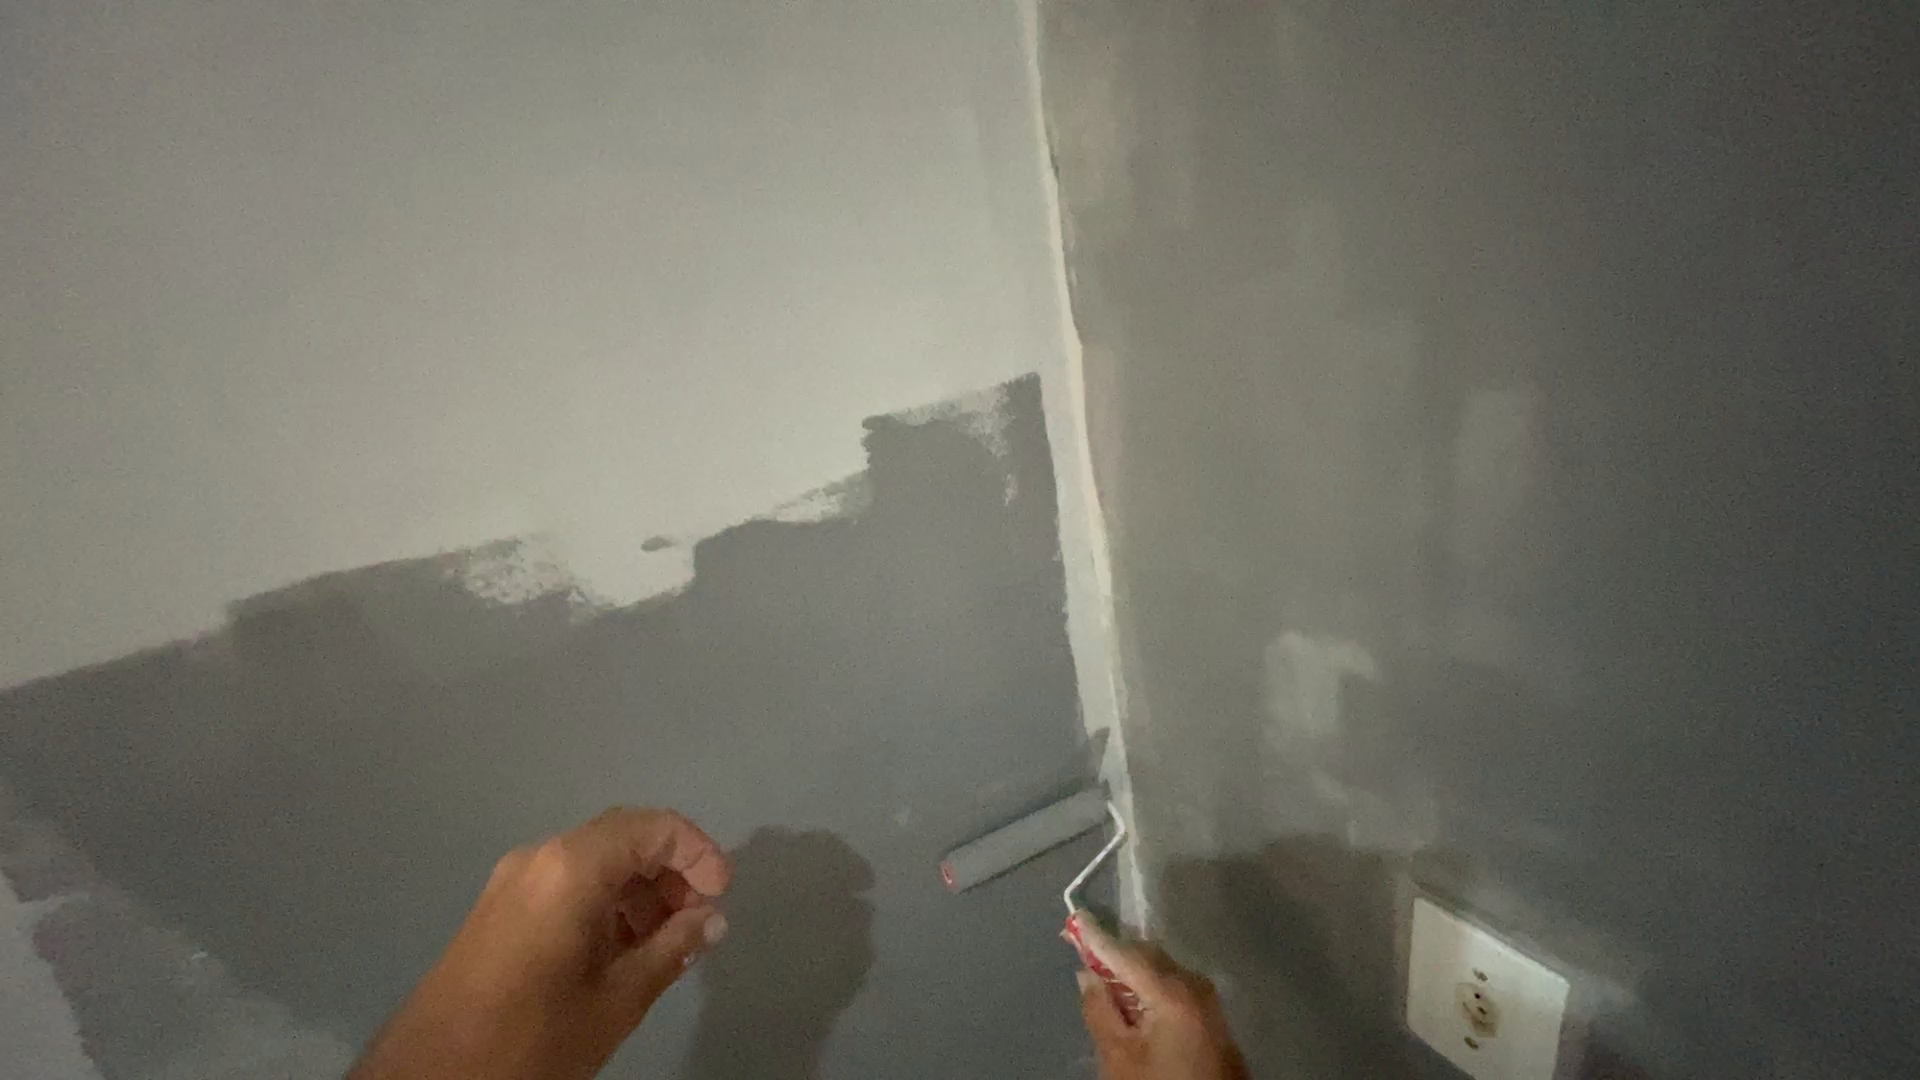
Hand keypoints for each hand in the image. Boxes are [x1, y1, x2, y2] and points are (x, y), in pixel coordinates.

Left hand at [349, 807, 731, 1079]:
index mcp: (572, 867)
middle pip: (627, 837)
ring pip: (599, 859)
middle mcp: (542, 856)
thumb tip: (713, 920)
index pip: (655, 827)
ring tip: (667, 939)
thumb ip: (673, 948)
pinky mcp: (499, 908)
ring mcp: (514, 880)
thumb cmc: (528, 1041)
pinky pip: (570, 882)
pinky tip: (623, 948)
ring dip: (642, 888)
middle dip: (673, 870)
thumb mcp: (616, 999)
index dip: (699, 853)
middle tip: (700, 916)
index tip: (721, 896)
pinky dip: (608, 900)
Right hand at [1072, 918, 1249, 1079]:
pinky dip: (1150, 984)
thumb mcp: (1119, 1058)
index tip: (1074, 916)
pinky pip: (1174, 984)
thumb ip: (1099, 1009)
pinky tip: (1135, 999)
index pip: (1124, 952)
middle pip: (1145, 955)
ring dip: (1132, 969)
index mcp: (1172, 991)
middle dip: (1114, 952)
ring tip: (1106, 978)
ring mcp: (1208, 998)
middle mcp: (1194, 983)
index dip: (1095, 936)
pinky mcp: (1212, 1015)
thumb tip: (1087, 973)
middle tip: (1083, 952)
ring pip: (1160, 968)